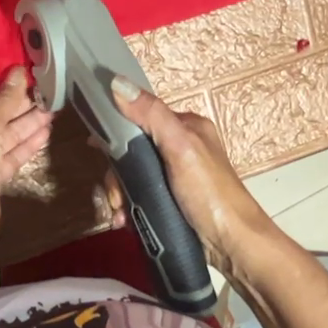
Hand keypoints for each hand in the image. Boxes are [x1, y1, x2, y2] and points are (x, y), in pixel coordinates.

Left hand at [0, 68, 52, 249]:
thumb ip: (3, 100)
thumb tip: (18, 71)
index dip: (2, 87)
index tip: (27, 78)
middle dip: (20, 106)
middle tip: (47, 94)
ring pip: (6, 135)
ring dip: (28, 123)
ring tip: (53, 110)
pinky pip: (12, 154)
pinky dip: (28, 144)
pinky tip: (46, 132)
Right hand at [99, 76, 277, 274]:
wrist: (232, 244)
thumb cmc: (209, 193)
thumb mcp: (180, 148)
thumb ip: (151, 116)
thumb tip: (117, 83)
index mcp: (188, 127)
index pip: (141, 116)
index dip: (116, 130)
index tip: (95, 147)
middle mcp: (182, 147)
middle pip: (133, 150)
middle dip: (116, 174)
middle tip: (115, 196)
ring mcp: (177, 176)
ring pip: (134, 175)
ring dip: (120, 194)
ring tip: (120, 214)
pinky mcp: (172, 200)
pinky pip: (140, 195)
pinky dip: (129, 207)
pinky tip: (125, 221)